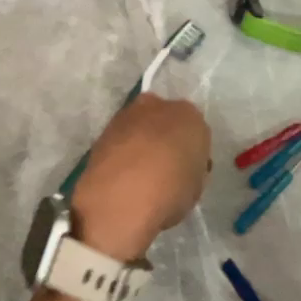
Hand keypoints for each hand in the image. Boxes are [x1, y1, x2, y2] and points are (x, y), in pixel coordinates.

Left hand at [71, 94, 211, 259]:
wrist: (121, 195)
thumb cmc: (170, 192)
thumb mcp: (196, 186)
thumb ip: (191, 167)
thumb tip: (181, 165)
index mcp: (190, 116)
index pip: (196, 132)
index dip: (192, 153)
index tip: (187, 172)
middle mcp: (158, 105)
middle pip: (167, 122)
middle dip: (166, 140)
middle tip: (164, 169)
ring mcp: (128, 113)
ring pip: (142, 126)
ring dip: (142, 142)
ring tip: (139, 175)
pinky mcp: (105, 128)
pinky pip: (123, 138)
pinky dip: (124, 150)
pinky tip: (122, 174)